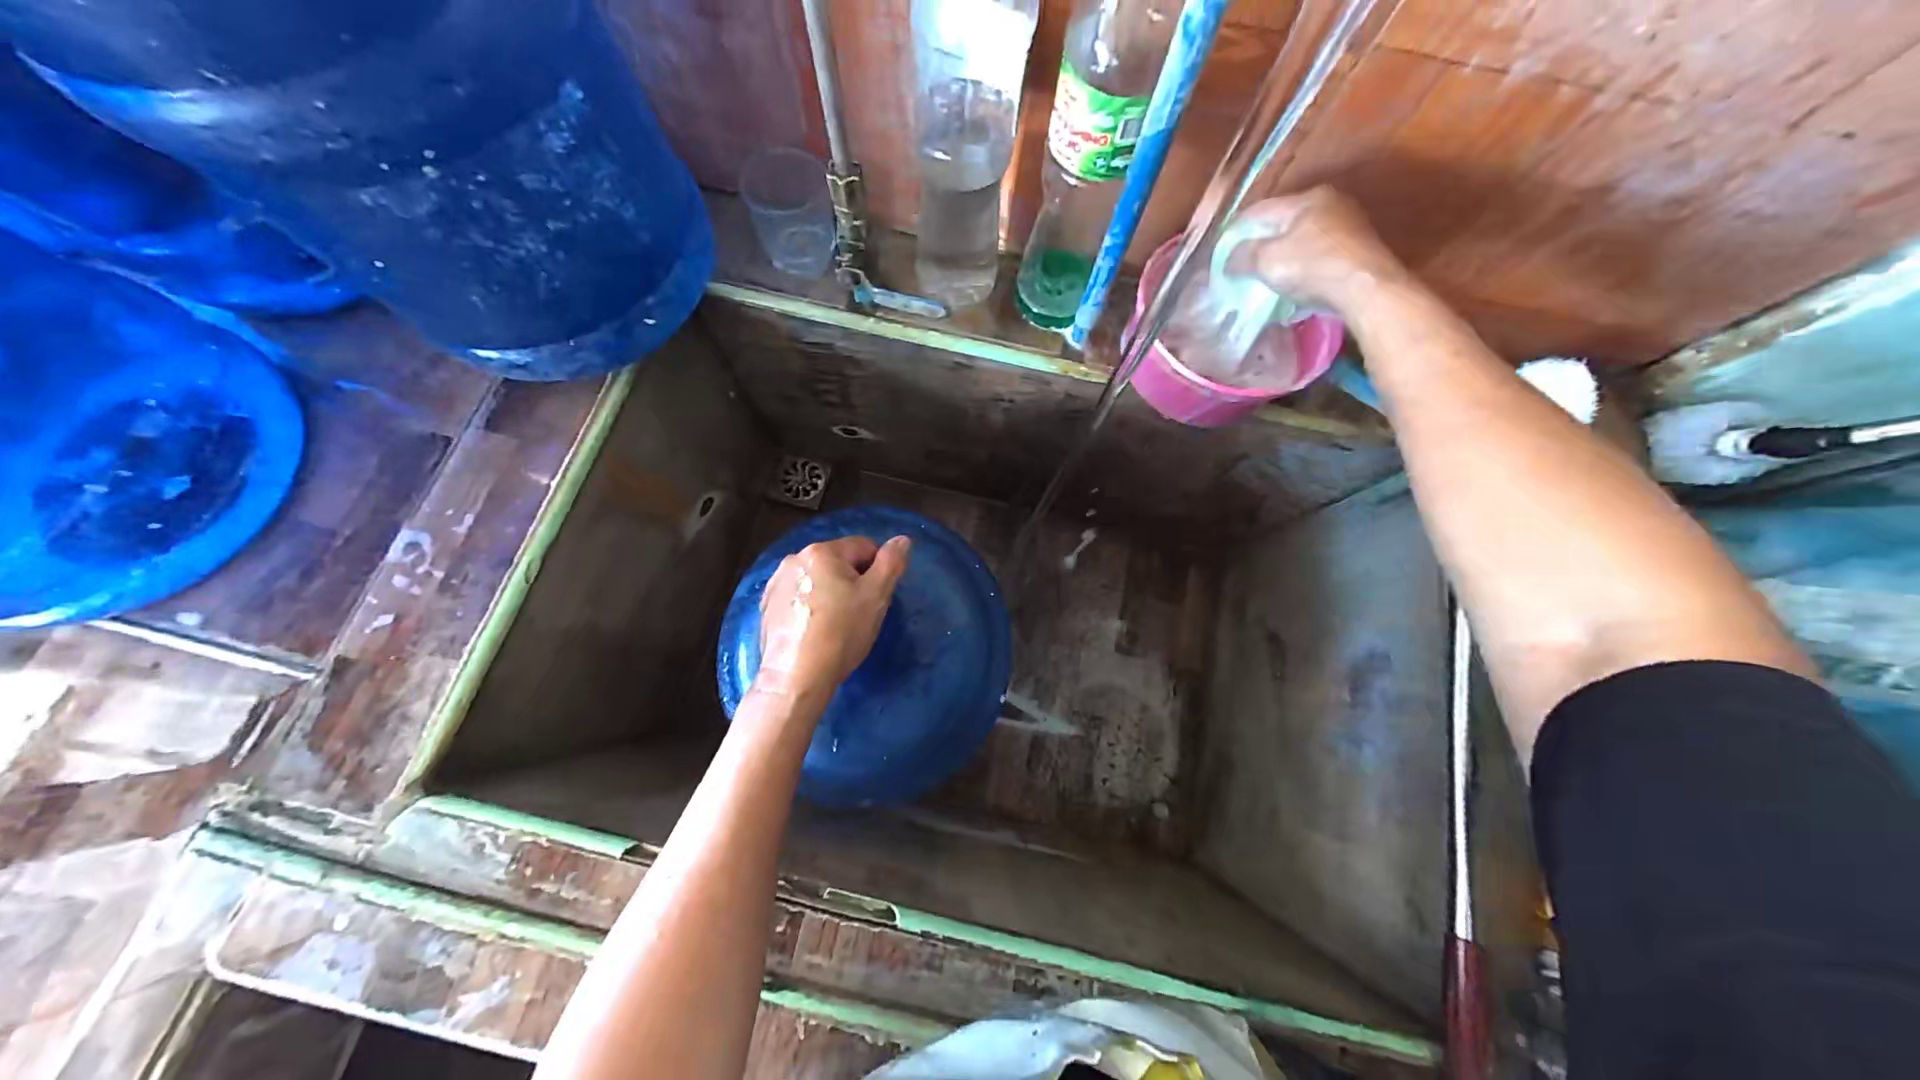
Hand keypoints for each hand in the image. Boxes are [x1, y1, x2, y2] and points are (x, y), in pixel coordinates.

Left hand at [754, 535, 910, 701]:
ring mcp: (776, 584)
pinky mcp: (767, 608)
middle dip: (853, 583)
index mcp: (821, 551)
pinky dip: (810, 609)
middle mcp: (793, 560)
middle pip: (838, 563)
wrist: (797, 678)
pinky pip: (800, 599)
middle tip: (860, 614)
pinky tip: (815, 632)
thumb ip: (891, 563)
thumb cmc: (841, 633)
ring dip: (831, 594)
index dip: (878, 571)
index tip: (877, 599)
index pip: (864, 547)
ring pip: (818, 581)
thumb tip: (901, 540)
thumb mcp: (876, 597)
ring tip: (836, 626)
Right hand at [1236, 186, 1413, 313]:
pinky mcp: (1359, 253)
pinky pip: (1318, 260)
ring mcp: (1349, 228)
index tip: (1220, 252)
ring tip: (1266, 282)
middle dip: (1261, 246)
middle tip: (1242, 268)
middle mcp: (1332, 205)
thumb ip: (1242, 256)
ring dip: (1282, 261)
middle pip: (1283, 225)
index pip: (1260, 210)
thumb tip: (1229, 259)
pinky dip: (1302, 272)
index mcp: (1308, 198)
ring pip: (1302, 243)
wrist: (1366, 290)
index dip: (1235, 231)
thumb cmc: (1312, 267)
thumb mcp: (1266, 261)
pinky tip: (1293, 290)